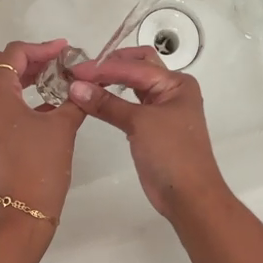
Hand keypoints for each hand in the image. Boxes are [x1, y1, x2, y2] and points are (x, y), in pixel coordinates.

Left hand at [0, 40, 85, 224]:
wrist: (21, 213)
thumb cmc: (40, 168)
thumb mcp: (62, 127)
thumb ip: (73, 98)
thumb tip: (81, 84)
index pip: (13, 55)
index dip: (41, 49)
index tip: (64, 51)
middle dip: (29, 61)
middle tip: (57, 65)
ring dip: (21, 78)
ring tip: (51, 80)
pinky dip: (14, 97)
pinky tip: (41, 103)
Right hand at [68, 47, 228, 219]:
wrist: (188, 195)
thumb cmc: (171, 154)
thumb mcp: (139, 123)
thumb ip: (107, 104)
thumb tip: (75, 87)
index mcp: (176, 84)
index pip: (135, 66)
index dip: (104, 67)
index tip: (74, 71)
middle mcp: (171, 91)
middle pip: (138, 68)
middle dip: (110, 66)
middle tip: (80, 72)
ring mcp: (162, 110)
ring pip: (133, 86)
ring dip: (110, 82)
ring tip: (83, 84)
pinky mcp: (151, 128)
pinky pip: (130, 106)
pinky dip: (113, 101)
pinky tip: (96, 101)